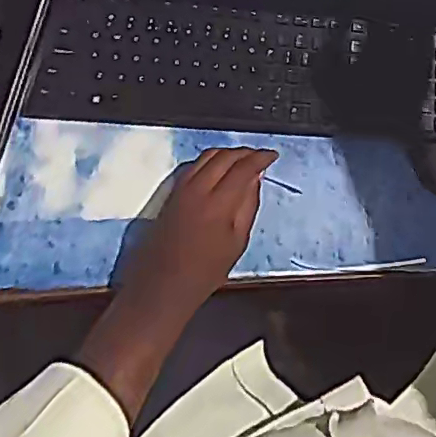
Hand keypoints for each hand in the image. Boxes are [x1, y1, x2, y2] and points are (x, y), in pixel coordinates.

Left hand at [118, 147, 277, 315]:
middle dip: (246, 152)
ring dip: (228, 152)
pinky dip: (211, 159)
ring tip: (242, 159)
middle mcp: (198, 188)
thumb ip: (248, 204)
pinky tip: (220, 166)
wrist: (162, 284)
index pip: (243, 168)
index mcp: (218, 204)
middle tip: (260, 157)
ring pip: (208, 155)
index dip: (261, 157)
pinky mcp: (172, 190)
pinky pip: (195, 163)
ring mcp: (181, 187)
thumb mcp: (237, 241)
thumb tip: (256, 177)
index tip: (272, 155)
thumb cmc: (205, 271)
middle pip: (225, 156)